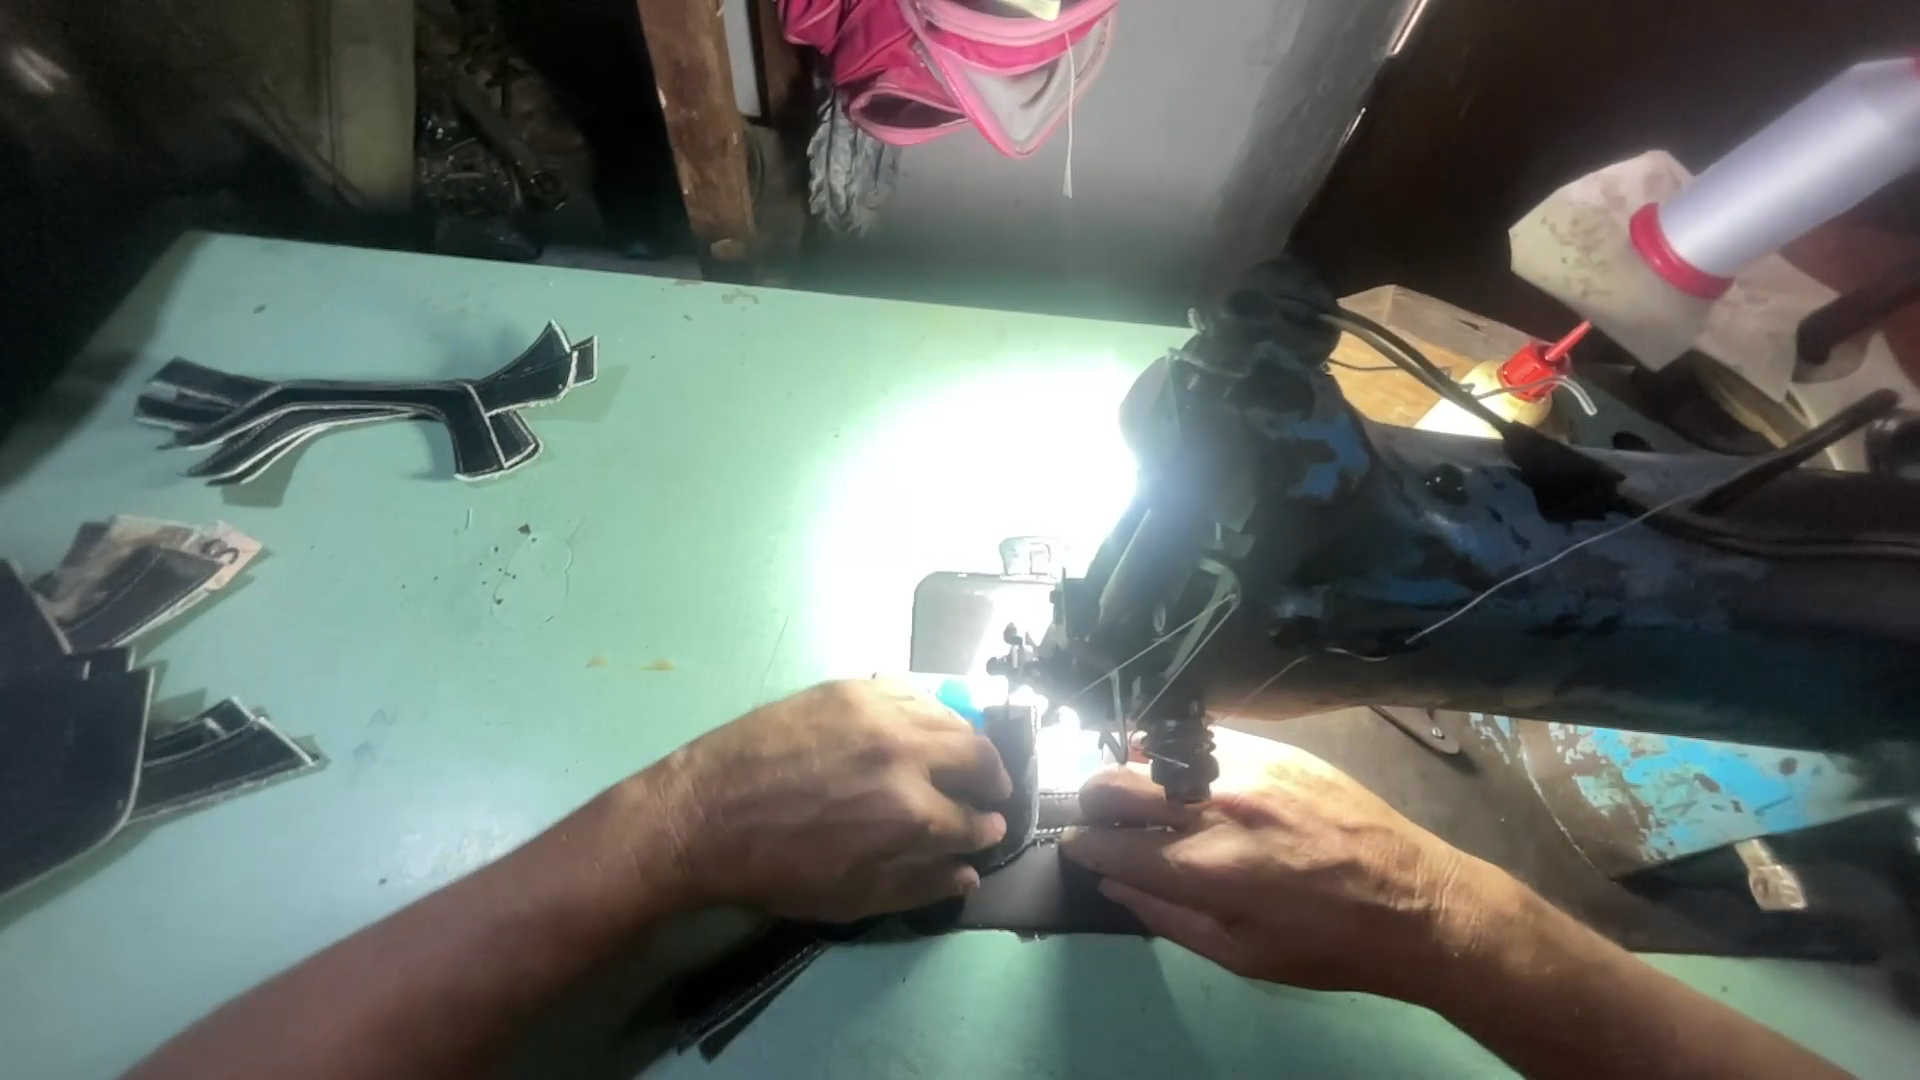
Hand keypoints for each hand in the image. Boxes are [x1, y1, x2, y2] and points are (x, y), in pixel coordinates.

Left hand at [645, 680, 1011, 921]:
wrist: (705, 814)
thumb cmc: (778, 868)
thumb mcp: (852, 899)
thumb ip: (920, 885)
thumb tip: (970, 871)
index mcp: (910, 815)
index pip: (974, 819)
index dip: (988, 827)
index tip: (990, 826)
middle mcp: (906, 754)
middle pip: (979, 755)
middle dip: (995, 778)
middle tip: (991, 788)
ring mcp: (878, 712)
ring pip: (951, 715)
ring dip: (967, 739)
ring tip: (962, 753)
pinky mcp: (850, 688)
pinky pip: (910, 689)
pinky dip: (929, 708)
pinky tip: (922, 722)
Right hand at [1060, 732, 1506, 1001]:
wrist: (1419, 902)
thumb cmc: (1328, 944)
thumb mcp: (1243, 955)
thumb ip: (1166, 917)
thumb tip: (1111, 882)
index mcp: (1206, 869)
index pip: (1109, 844)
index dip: (1082, 846)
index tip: (1078, 848)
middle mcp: (1215, 808)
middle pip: (1113, 785)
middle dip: (1090, 803)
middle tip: (1101, 820)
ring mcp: (1243, 768)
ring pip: (1150, 751)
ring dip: (1130, 773)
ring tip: (1142, 794)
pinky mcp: (1271, 747)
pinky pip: (1197, 738)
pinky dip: (1174, 755)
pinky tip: (1181, 772)